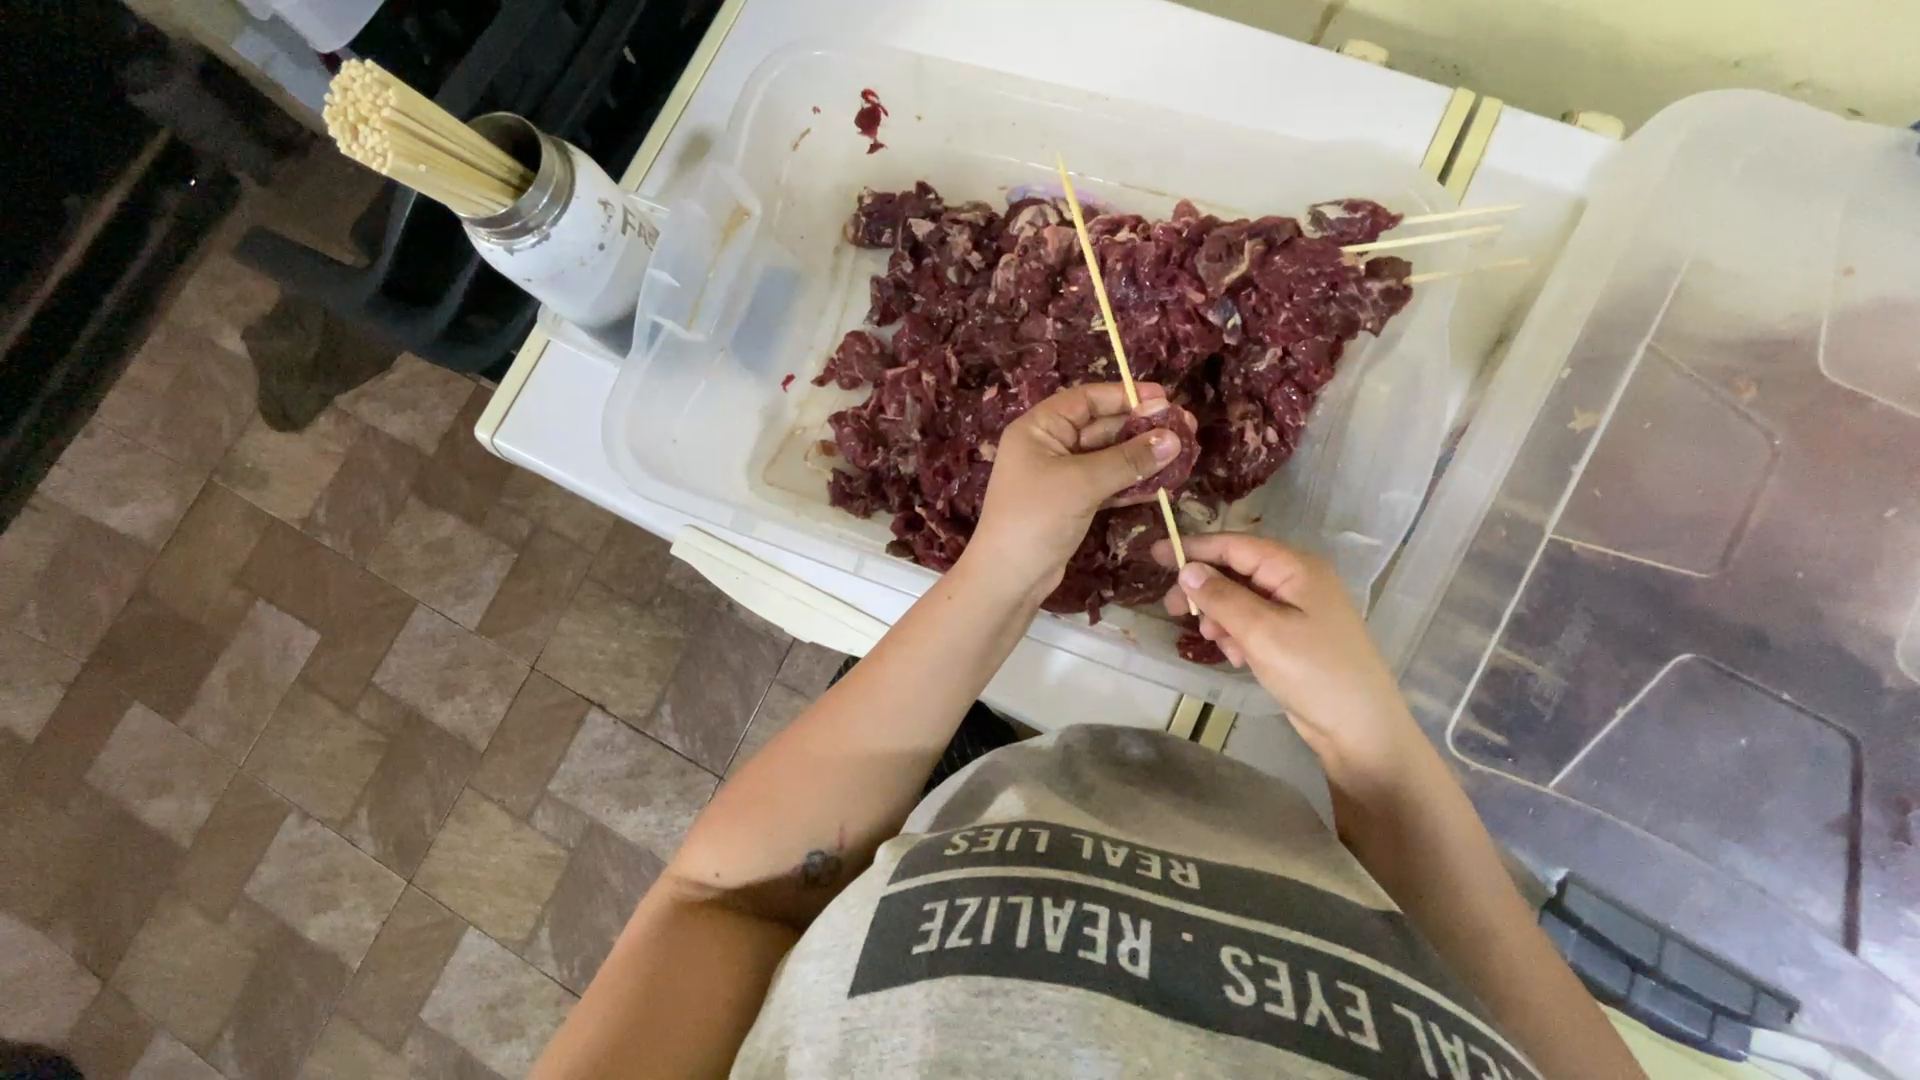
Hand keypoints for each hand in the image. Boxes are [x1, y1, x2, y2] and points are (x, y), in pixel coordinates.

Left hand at [967, 383, 1182, 600]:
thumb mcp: (1082, 483)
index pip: (1085, 400)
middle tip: (1185, 427)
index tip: (1164, 399)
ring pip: (1108, 457)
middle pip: (1100, 426)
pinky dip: (1132, 482)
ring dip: (1142, 456)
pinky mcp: (1072, 502)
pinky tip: (1164, 482)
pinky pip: (1107, 483)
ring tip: (1184, 452)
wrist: (1009, 578)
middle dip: (1141, 427)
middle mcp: (1047, 446)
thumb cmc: (1036, 518)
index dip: (1125, 396)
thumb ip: (1128, 460)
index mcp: (1038, 429)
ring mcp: (1060, 476)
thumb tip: (1174, 438)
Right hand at [1155, 534, 1424, 791]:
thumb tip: (1187, 570)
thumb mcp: (1262, 632)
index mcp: (1296, 568)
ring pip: (1241, 599)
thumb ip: (1222, 597)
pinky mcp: (1294, 637)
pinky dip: (1237, 635)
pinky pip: (1253, 623)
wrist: (1361, 729)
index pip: (1235, 546)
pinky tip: (1236, 657)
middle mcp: (1297, 581)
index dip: (1194, 548)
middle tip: (1173, 610)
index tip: (1154, 553)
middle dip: (1204, 589)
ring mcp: (1298, 610)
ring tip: (1215, 641)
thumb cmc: (1314, 673)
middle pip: (1237, 571)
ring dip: (1220, 616)